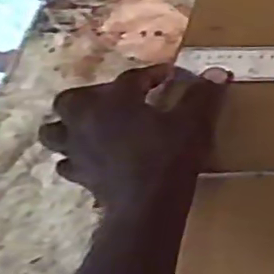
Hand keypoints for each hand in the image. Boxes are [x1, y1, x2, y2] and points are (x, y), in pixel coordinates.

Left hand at [39, 65, 229, 212]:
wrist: (148, 202)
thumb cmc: (170, 153)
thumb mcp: (194, 119)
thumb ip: (203, 93)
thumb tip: (217, 71)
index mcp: (113, 102)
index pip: (131, 78)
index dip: (152, 74)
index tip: (171, 74)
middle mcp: (85, 121)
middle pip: (73, 99)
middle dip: (94, 95)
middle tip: (121, 98)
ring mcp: (75, 150)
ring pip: (56, 130)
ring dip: (72, 124)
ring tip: (97, 124)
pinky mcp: (78, 174)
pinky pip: (68, 159)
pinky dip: (78, 153)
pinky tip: (97, 155)